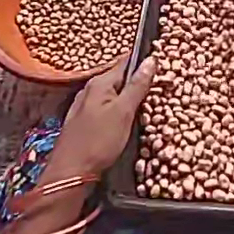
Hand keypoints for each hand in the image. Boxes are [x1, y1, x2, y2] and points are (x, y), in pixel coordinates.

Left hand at [45, 55, 157, 177]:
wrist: (70, 173)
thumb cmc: (97, 142)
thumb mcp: (123, 112)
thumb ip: (137, 86)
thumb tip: (150, 60)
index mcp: (99, 83)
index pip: (125, 62)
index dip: (144, 61)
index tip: (163, 63)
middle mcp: (90, 91)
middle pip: (120, 79)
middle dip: (139, 82)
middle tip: (162, 88)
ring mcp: (86, 107)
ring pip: (114, 96)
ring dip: (130, 99)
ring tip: (150, 105)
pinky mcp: (86, 123)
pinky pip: (108, 110)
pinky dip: (121, 112)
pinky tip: (130, 121)